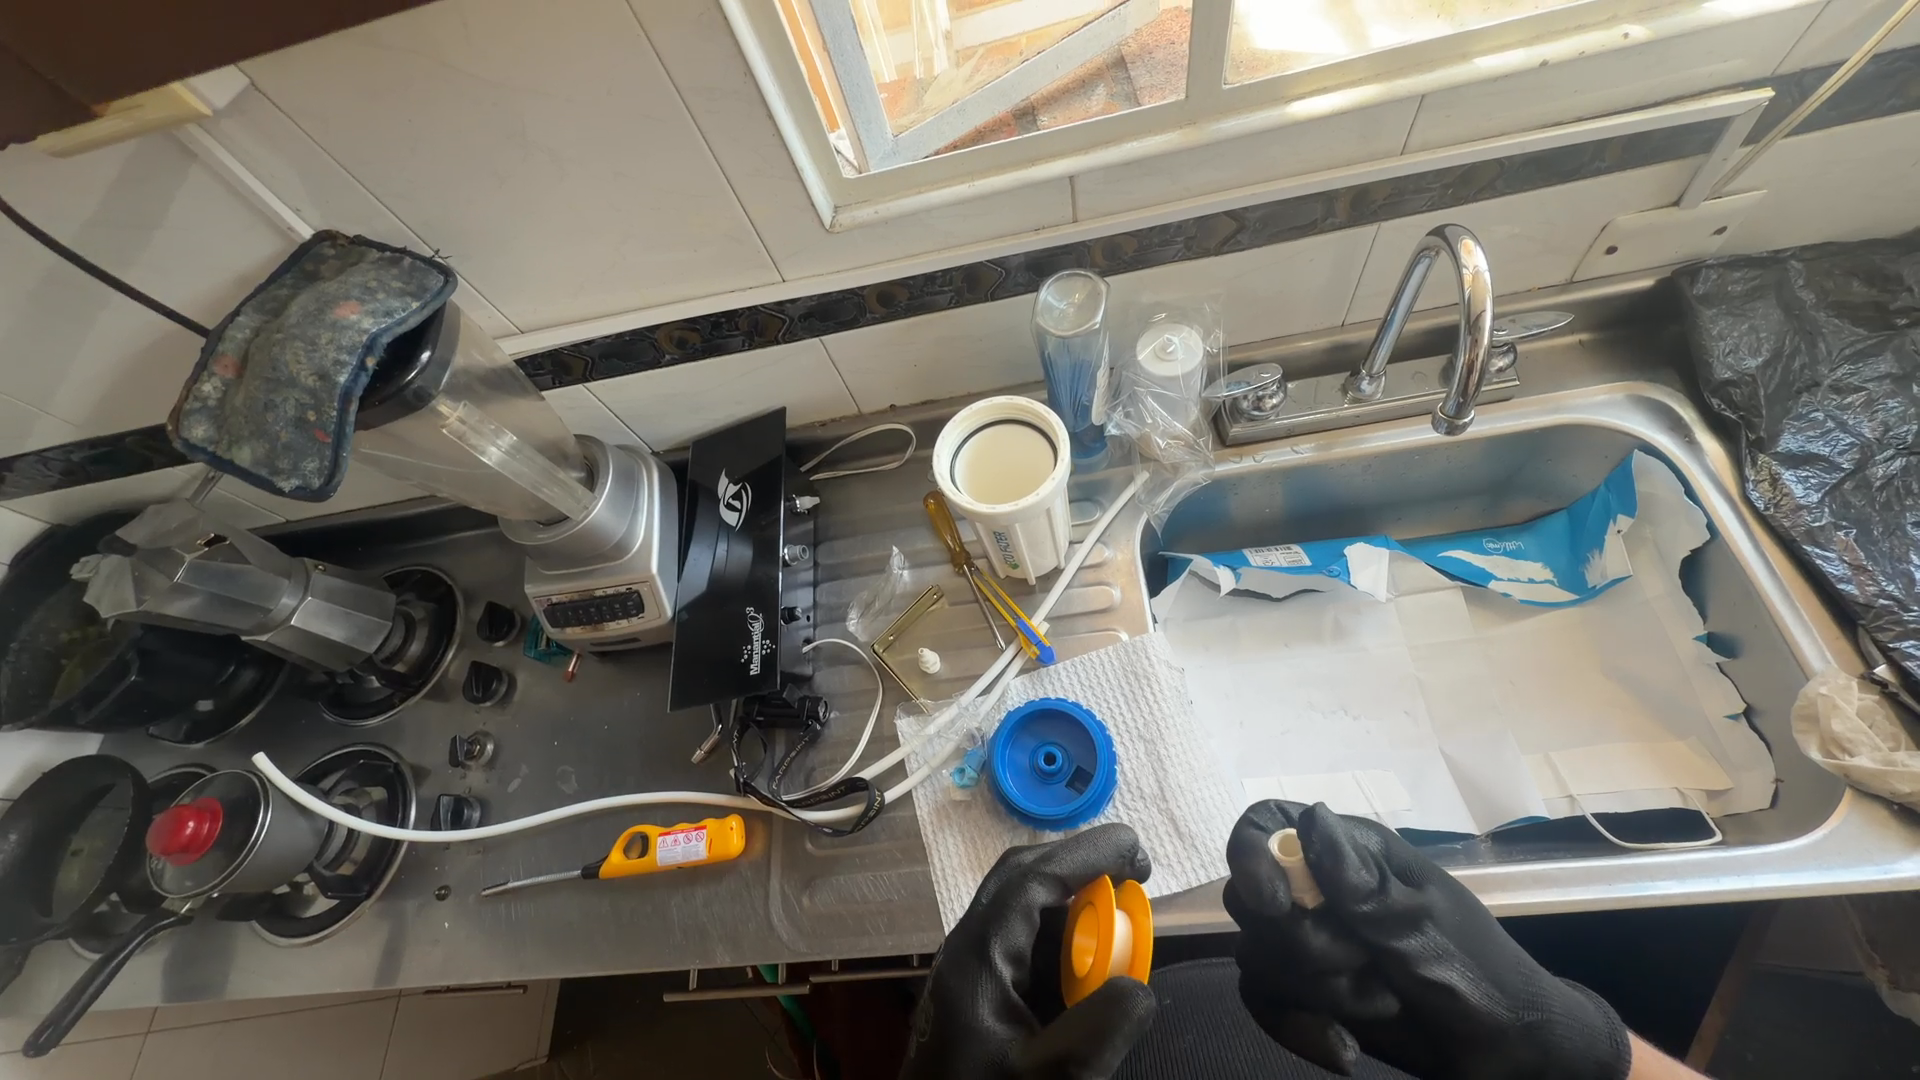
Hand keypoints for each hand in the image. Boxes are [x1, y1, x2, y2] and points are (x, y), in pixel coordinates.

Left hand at [901, 823, 1157, 1079]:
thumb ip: (1097, 1030)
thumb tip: (1139, 986)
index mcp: (978, 955)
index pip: (1032, 880)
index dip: (1085, 855)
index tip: (1134, 848)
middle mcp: (969, 947)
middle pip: (1020, 879)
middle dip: (1076, 865)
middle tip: (1130, 872)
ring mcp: (971, 967)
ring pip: (1020, 907)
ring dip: (1069, 901)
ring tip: (1117, 916)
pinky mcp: (979, 990)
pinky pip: (1021, 942)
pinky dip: (1059, 939)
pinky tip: (1087, 965)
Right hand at [1223, 801, 1629, 1079]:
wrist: (1507, 1055)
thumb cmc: (1476, 971)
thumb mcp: (1423, 925)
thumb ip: (1361, 881)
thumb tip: (1310, 817)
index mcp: (1341, 851)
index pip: (1266, 825)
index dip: (1251, 854)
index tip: (1272, 902)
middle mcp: (1311, 886)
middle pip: (1250, 900)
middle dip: (1303, 944)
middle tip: (1364, 961)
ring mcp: (1302, 937)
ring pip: (1256, 954)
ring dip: (1316, 990)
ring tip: (1380, 1003)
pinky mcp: (1301, 987)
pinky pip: (1261, 999)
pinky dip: (1296, 1027)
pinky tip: (1342, 1049)